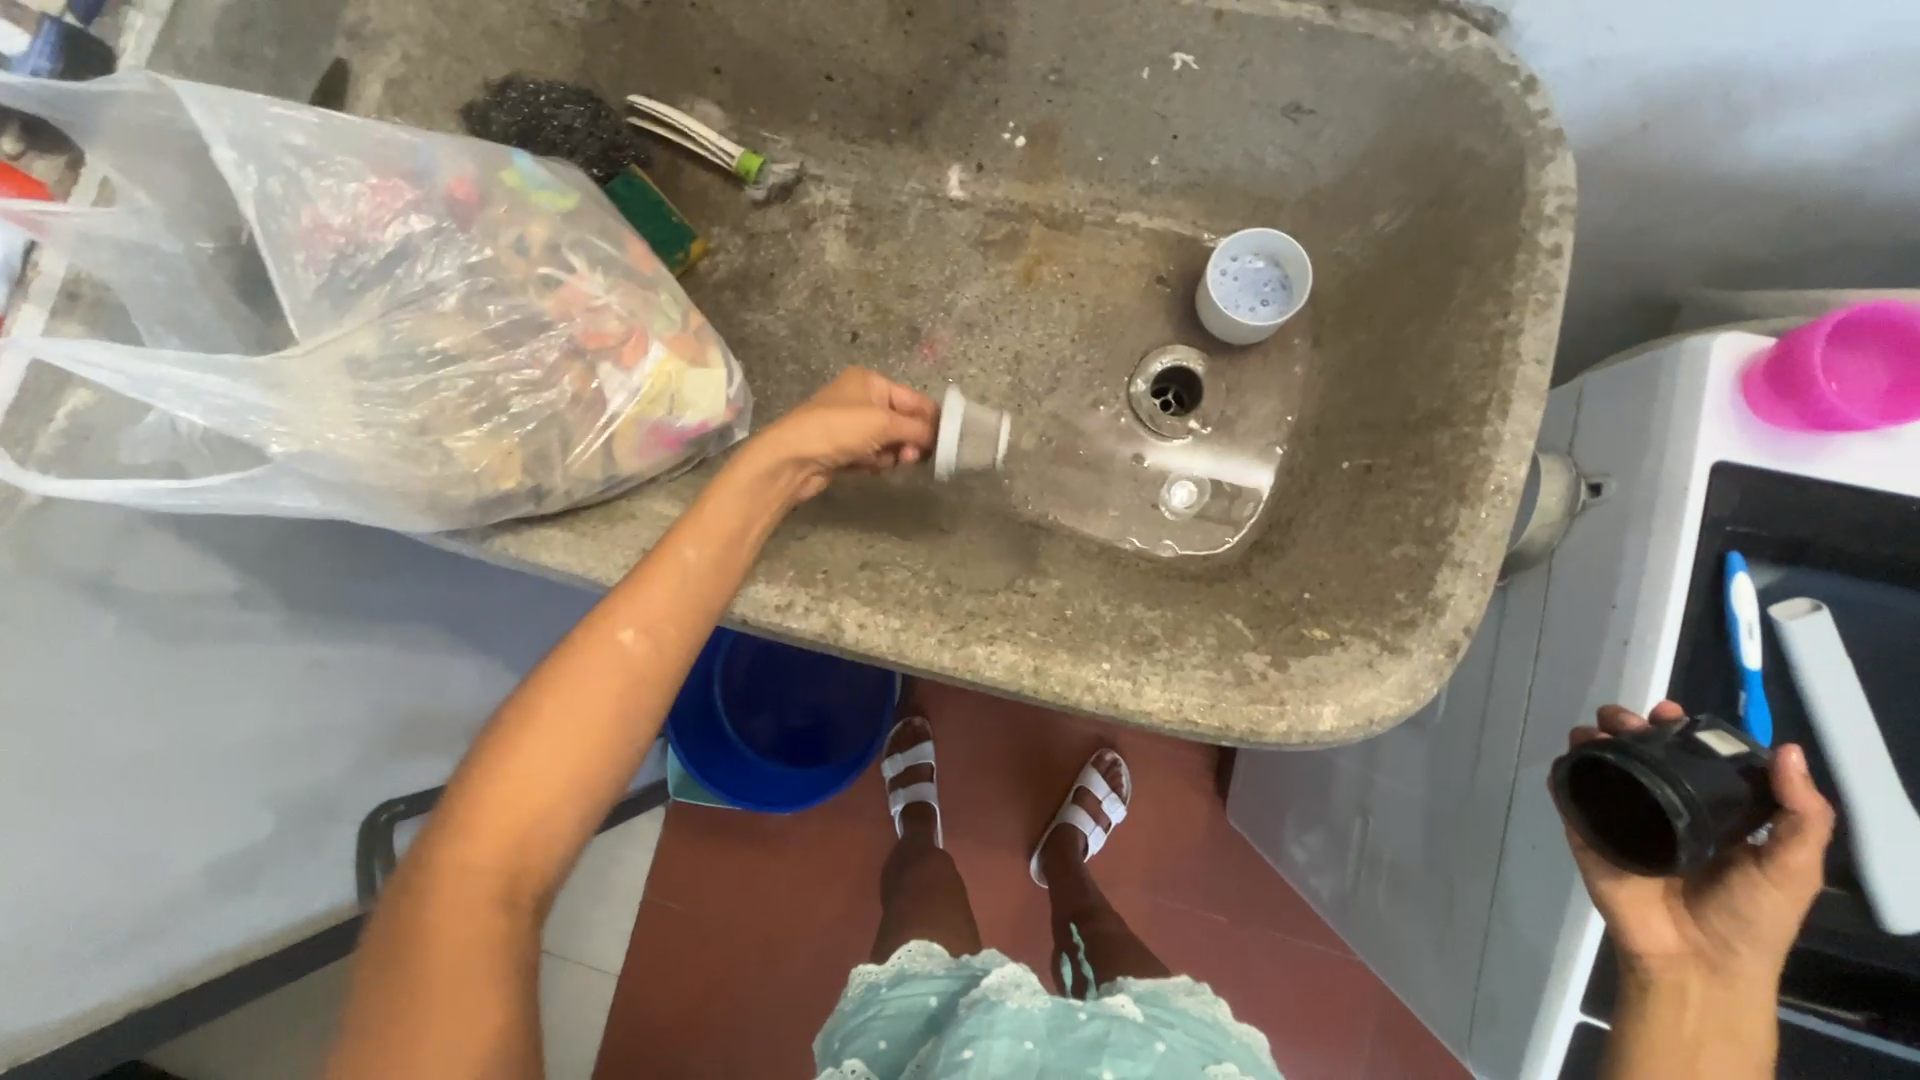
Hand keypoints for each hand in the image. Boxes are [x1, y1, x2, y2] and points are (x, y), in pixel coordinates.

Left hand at [735, 368, 938, 504]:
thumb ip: (917, 428)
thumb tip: (940, 437)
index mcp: (870, 382)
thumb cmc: (839, 429)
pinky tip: (866, 468)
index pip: (914, 399)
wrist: (792, 458)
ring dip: (892, 455)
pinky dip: (875, 463)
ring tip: (883, 463)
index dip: (931, 420)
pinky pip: (873, 456)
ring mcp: (851, 426)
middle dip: (909, 440)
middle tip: (910, 457)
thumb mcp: (884, 423)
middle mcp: (861, 399)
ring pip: (889, 442)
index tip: (946, 442)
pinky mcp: (844, 450)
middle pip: (903, 422)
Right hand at [1563, 701, 1833, 982]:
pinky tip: (1566, 763)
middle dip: (1626, 725)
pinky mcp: (1587, 833)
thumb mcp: (1793, 867)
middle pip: (1636, 751)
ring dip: (1591, 741)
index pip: (1688, 754)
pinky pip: (1569, 798)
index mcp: (1709, 808)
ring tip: (1593, 735)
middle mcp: (1661, 805)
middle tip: (1624, 721)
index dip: (1677, 727)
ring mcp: (1620, 818)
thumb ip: (1801, 815)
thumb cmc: (1751, 916)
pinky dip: (1562, 776)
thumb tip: (1786, 750)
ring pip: (1598, 765)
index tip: (1669, 712)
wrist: (1696, 959)